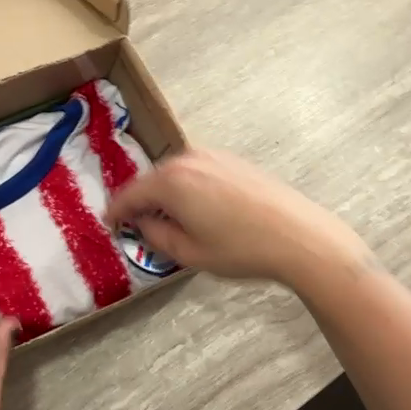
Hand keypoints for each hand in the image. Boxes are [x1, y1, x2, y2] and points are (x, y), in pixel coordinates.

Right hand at [105, 148, 373, 288]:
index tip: (109, 224)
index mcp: (169, 181)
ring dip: (165, 194)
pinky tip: (199, 210)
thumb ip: (156, 236)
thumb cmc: (241, 249)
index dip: (116, 212)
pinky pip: (196, 172)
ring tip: (169, 221)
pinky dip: (187, 188)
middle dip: (142, 202)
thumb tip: (143, 224)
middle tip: (138, 226)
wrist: (301, 236)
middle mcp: (186, 159)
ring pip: (174, 174)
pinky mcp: (231, 160)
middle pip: (151, 180)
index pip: (129, 195)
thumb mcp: (189, 253)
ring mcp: (211, 156)